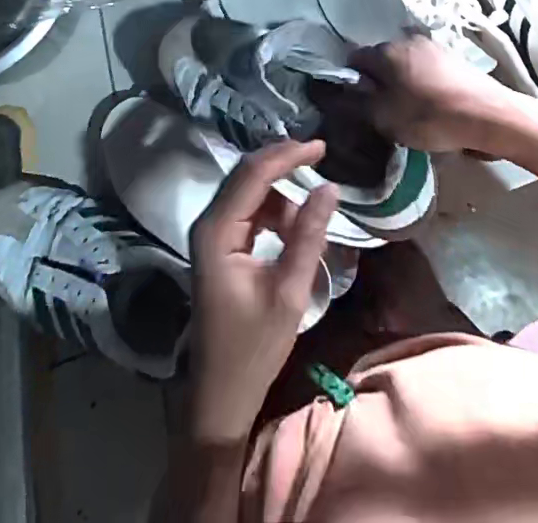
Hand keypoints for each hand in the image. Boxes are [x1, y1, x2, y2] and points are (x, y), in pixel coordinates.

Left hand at [187, 140, 338, 444]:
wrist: (221, 391)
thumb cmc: (254, 346)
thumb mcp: (289, 291)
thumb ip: (308, 236)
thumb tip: (329, 188)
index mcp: (217, 232)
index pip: (252, 175)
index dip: (287, 155)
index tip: (322, 146)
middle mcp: (207, 224)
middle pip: (246, 176)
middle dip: (283, 163)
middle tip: (321, 157)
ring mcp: (211, 234)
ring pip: (249, 192)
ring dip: (281, 193)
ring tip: (313, 210)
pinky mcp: (220, 245)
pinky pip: (249, 212)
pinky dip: (274, 211)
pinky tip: (296, 226)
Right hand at [350, 35, 537, 153]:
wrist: (488, 115)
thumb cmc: (431, 116)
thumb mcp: (385, 118)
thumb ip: (359, 102)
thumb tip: (346, 91)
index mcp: (387, 51)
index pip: (355, 59)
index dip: (351, 80)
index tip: (356, 101)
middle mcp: (408, 40)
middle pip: (381, 60)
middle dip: (377, 81)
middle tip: (380, 109)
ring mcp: (433, 47)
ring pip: (404, 64)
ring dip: (400, 82)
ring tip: (407, 110)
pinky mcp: (452, 58)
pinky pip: (424, 69)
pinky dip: (420, 83)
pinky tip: (428, 105)